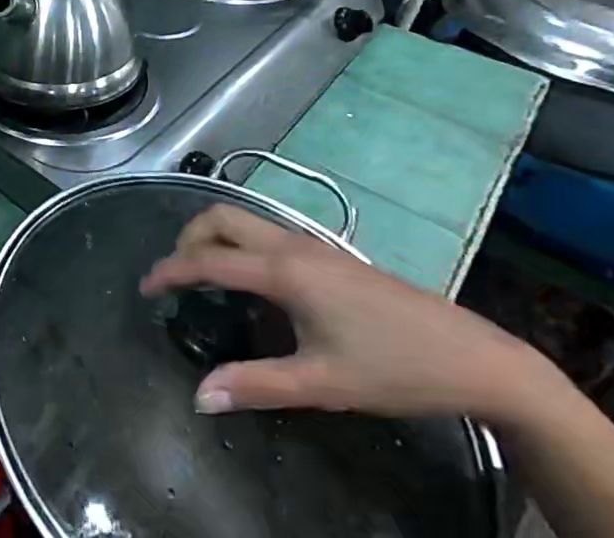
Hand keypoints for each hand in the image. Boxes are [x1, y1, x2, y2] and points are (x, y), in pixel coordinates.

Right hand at [139, 205, 565, 424]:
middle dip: (189, 236)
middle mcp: (294, 245)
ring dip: (215, 237)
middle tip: (173, 275)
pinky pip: (268, 233)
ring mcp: (315, 245)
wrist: (468, 355)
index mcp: (285, 271)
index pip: (211, 259)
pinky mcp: (330, 255)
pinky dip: (241, 243)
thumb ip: (255, 384)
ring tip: (201, 276)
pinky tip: (248, 280)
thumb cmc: (392, 367)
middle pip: (224, 218)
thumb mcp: (320, 383)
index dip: (172, 269)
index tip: (145, 285)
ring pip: (248, 221)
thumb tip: (199, 396)